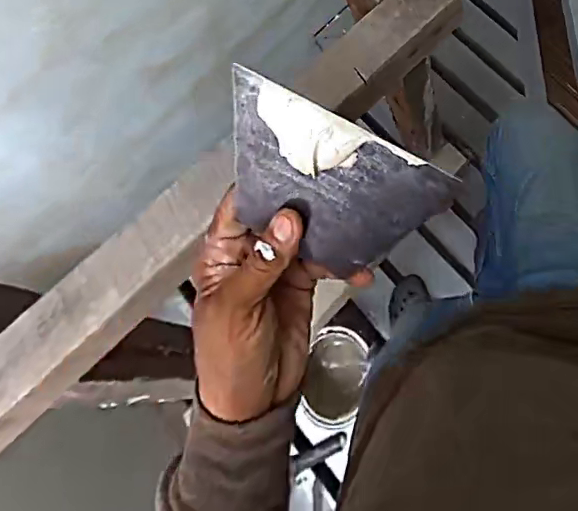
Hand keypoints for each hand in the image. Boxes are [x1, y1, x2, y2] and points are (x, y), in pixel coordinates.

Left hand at [190, 188, 372, 422]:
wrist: (255, 407)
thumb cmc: (226, 361)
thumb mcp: (236, 310)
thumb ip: (262, 264)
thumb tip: (286, 221)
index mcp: (221, 253)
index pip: (238, 207)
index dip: (260, 187)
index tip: (286, 169)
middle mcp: (249, 253)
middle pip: (274, 214)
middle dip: (299, 201)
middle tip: (326, 187)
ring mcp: (277, 265)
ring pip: (302, 233)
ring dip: (325, 230)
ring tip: (348, 221)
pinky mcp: (300, 281)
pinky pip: (322, 261)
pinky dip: (341, 262)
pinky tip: (356, 265)